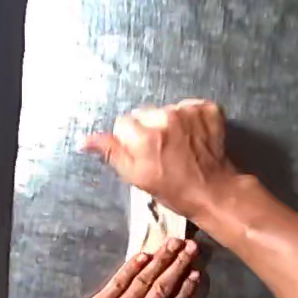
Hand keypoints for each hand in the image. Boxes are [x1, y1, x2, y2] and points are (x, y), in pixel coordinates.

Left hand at [46, 240, 201, 297]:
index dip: (185, 290)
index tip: (195, 274)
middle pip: (162, 288)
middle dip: (178, 266)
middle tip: (191, 247)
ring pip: (144, 280)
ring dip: (160, 260)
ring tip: (173, 243)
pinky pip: (118, 281)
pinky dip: (131, 267)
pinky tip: (143, 254)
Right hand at [84, 99, 246, 220]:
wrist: (213, 191)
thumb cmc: (172, 190)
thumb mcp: (135, 176)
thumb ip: (111, 153)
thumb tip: (83, 139)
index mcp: (144, 136)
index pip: (122, 123)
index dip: (129, 140)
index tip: (141, 154)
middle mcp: (165, 118)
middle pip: (143, 113)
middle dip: (147, 129)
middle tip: (160, 151)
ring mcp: (189, 111)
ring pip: (165, 109)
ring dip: (168, 123)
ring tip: (178, 145)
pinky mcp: (208, 109)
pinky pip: (189, 106)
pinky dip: (189, 119)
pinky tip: (193, 137)